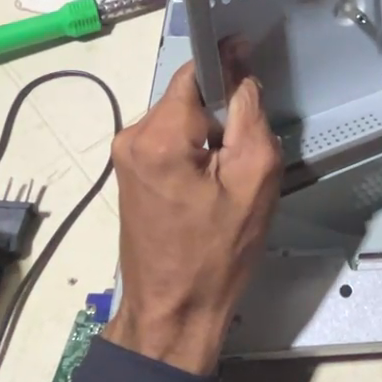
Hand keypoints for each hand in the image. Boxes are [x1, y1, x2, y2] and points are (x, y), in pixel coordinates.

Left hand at [104, 60, 280, 373]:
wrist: (173, 315)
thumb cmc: (217, 251)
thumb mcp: (254, 177)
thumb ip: (250, 113)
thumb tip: (240, 67)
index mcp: (158, 134)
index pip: (197, 71)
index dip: (230, 66)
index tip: (256, 76)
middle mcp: (131, 136)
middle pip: (190, 96)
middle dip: (223, 113)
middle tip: (248, 153)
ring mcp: (125, 156)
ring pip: (183, 119)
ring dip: (211, 135)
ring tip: (232, 177)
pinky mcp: (130, 174)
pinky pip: (171, 141)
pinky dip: (196, 152)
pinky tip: (212, 187)